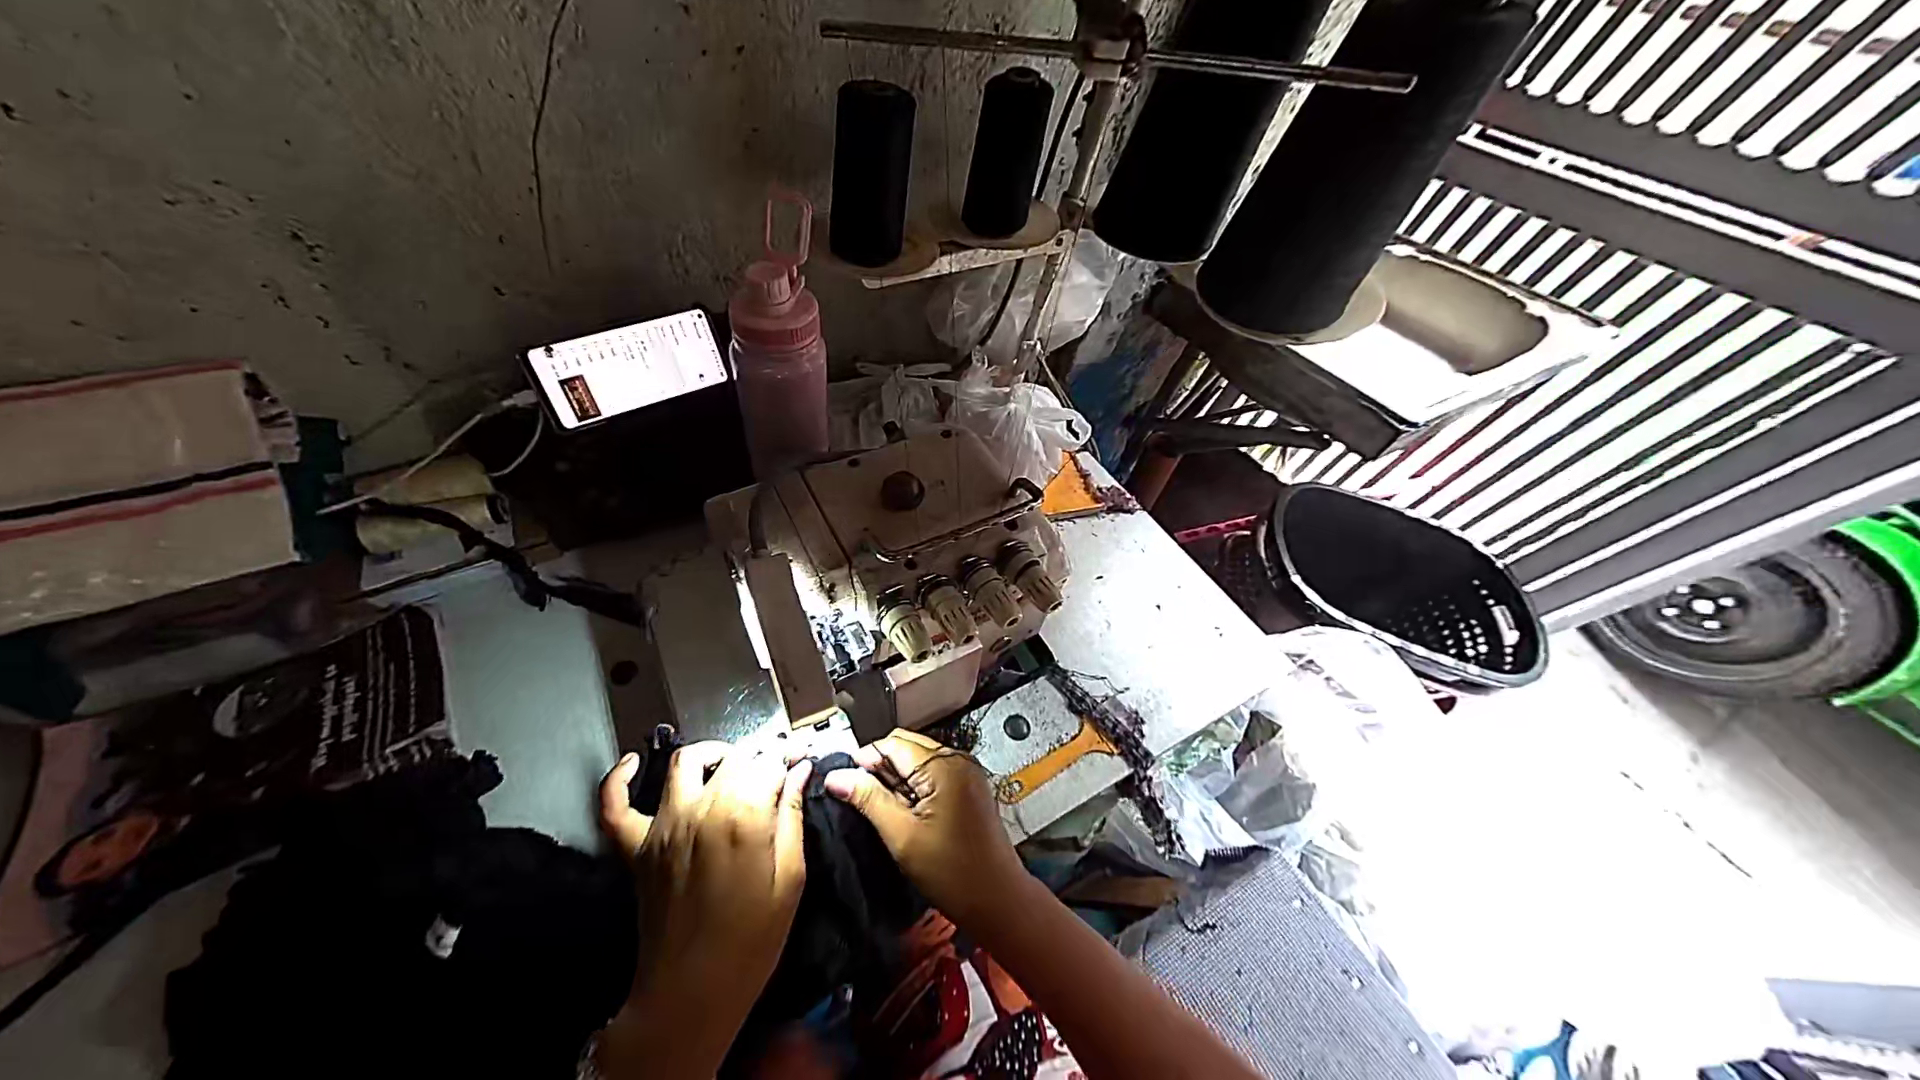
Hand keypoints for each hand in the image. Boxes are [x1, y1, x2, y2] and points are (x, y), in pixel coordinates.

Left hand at [595, 742, 810, 1078]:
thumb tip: (800, 771)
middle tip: (774, 775)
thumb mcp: (790, 878)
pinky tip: (635, 763)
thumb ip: (793, 816)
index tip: (800, 761)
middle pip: (733, 759)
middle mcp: (701, 809)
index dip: (789, 758)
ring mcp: (663, 827)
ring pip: (684, 764)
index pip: (770, 762)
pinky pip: (614, 804)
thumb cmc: (752, 940)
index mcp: (745, 816)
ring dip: (711, 756)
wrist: (691, 994)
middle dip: (759, 759)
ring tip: (728, 767)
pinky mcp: (635, 848)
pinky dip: (619, 778)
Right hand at [822, 729, 1030, 927]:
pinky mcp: (969, 788)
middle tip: (863, 800)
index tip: (845, 783)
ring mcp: (967, 773)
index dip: (865, 760)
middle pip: (906, 747)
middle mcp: (958, 760)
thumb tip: (836, 776)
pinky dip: (915, 787)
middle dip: (880, 768)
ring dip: (897, 779)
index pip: (893, 743)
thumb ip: (868, 800)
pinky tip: (907, 813)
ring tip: (885, 811)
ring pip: (918, 761)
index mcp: (944, 765)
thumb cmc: (951, 872)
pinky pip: (934, 774)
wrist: (998, 899)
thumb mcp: (901, 836)